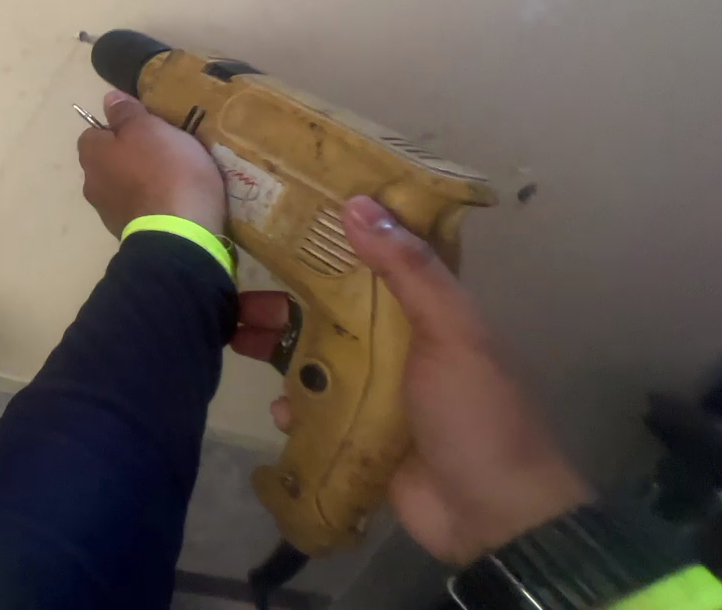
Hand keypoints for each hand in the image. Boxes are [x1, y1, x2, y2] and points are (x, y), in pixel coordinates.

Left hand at [76, 90, 225, 236]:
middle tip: (165, 153)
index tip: (147, 130)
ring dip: (142, 182)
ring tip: (175, 180)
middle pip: (108, 160)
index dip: (119, 128)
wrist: (178, 236)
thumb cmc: (164, 172)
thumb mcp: (149, 129)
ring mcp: (107, 211)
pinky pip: (138, 209)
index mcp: (91, 154)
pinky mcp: (127, 232)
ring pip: (122, 186)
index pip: (94, 132)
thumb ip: (127, 114)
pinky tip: (175, 204)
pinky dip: (152, 204)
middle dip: (131, 156)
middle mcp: (91, 182)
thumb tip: (108, 99)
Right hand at [231, 197, 591, 564]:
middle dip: (273, 298)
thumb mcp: (453, 335)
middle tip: (229, 292)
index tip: (268, 215)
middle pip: (315, 305)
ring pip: (301, 348)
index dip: (319, 238)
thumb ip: (407, 272)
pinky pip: (302, 400)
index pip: (361, 261)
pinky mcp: (346, 421)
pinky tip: (282, 408)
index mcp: (415, 311)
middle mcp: (385, 340)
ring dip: (266, 344)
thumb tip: (357, 202)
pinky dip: (288, 402)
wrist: (492, 519)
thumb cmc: (476, 415)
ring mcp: (364, 383)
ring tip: (233, 342)